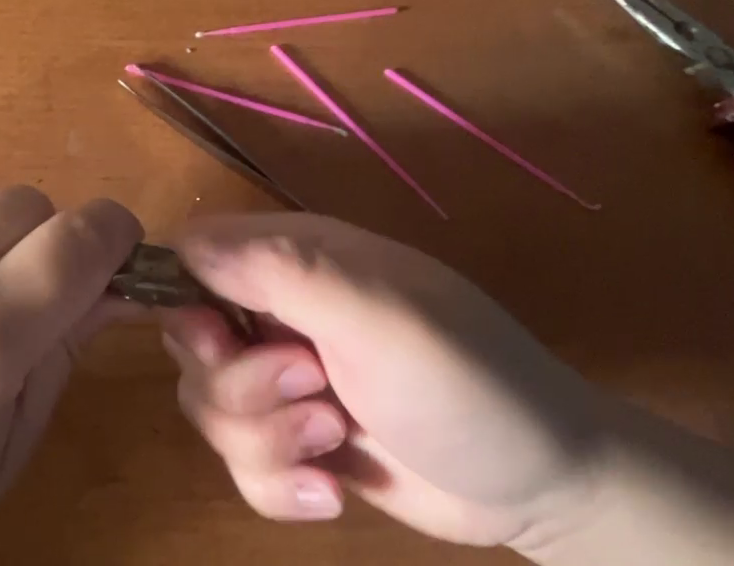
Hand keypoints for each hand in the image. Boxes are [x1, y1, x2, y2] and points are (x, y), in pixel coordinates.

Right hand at [162, 212, 607, 548]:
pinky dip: (274, 485)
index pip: (191, 254)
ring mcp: (282, 378)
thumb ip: (282, 272)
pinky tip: (330, 490)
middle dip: (236, 385)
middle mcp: (275, 311)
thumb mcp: (379, 317)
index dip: (184, 298)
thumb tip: (185, 244)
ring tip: (333, 442)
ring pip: (208, 407)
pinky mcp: (293, 438)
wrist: (549, 488)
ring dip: (263, 439)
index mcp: (291, 260)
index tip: (219, 341)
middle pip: (188, 340)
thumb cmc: (469, 385)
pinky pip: (238, 463)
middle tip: (312, 392)